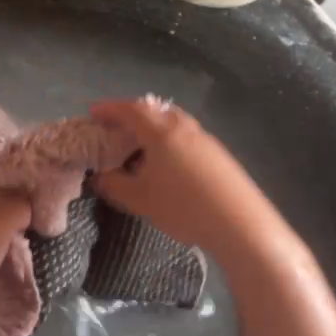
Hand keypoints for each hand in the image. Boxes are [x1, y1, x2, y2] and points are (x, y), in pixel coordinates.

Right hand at [90, 99, 289, 255]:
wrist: (242, 226)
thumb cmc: (183, 207)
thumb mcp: (139, 199)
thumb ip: (113, 185)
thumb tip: (98, 177)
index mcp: (161, 132)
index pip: (130, 110)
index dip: (109, 109)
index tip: (93, 113)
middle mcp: (184, 128)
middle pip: (155, 110)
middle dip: (132, 114)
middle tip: (116, 127)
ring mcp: (206, 140)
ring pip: (173, 122)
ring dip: (153, 127)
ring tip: (140, 146)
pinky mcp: (220, 156)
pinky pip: (187, 136)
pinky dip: (169, 140)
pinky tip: (168, 164)